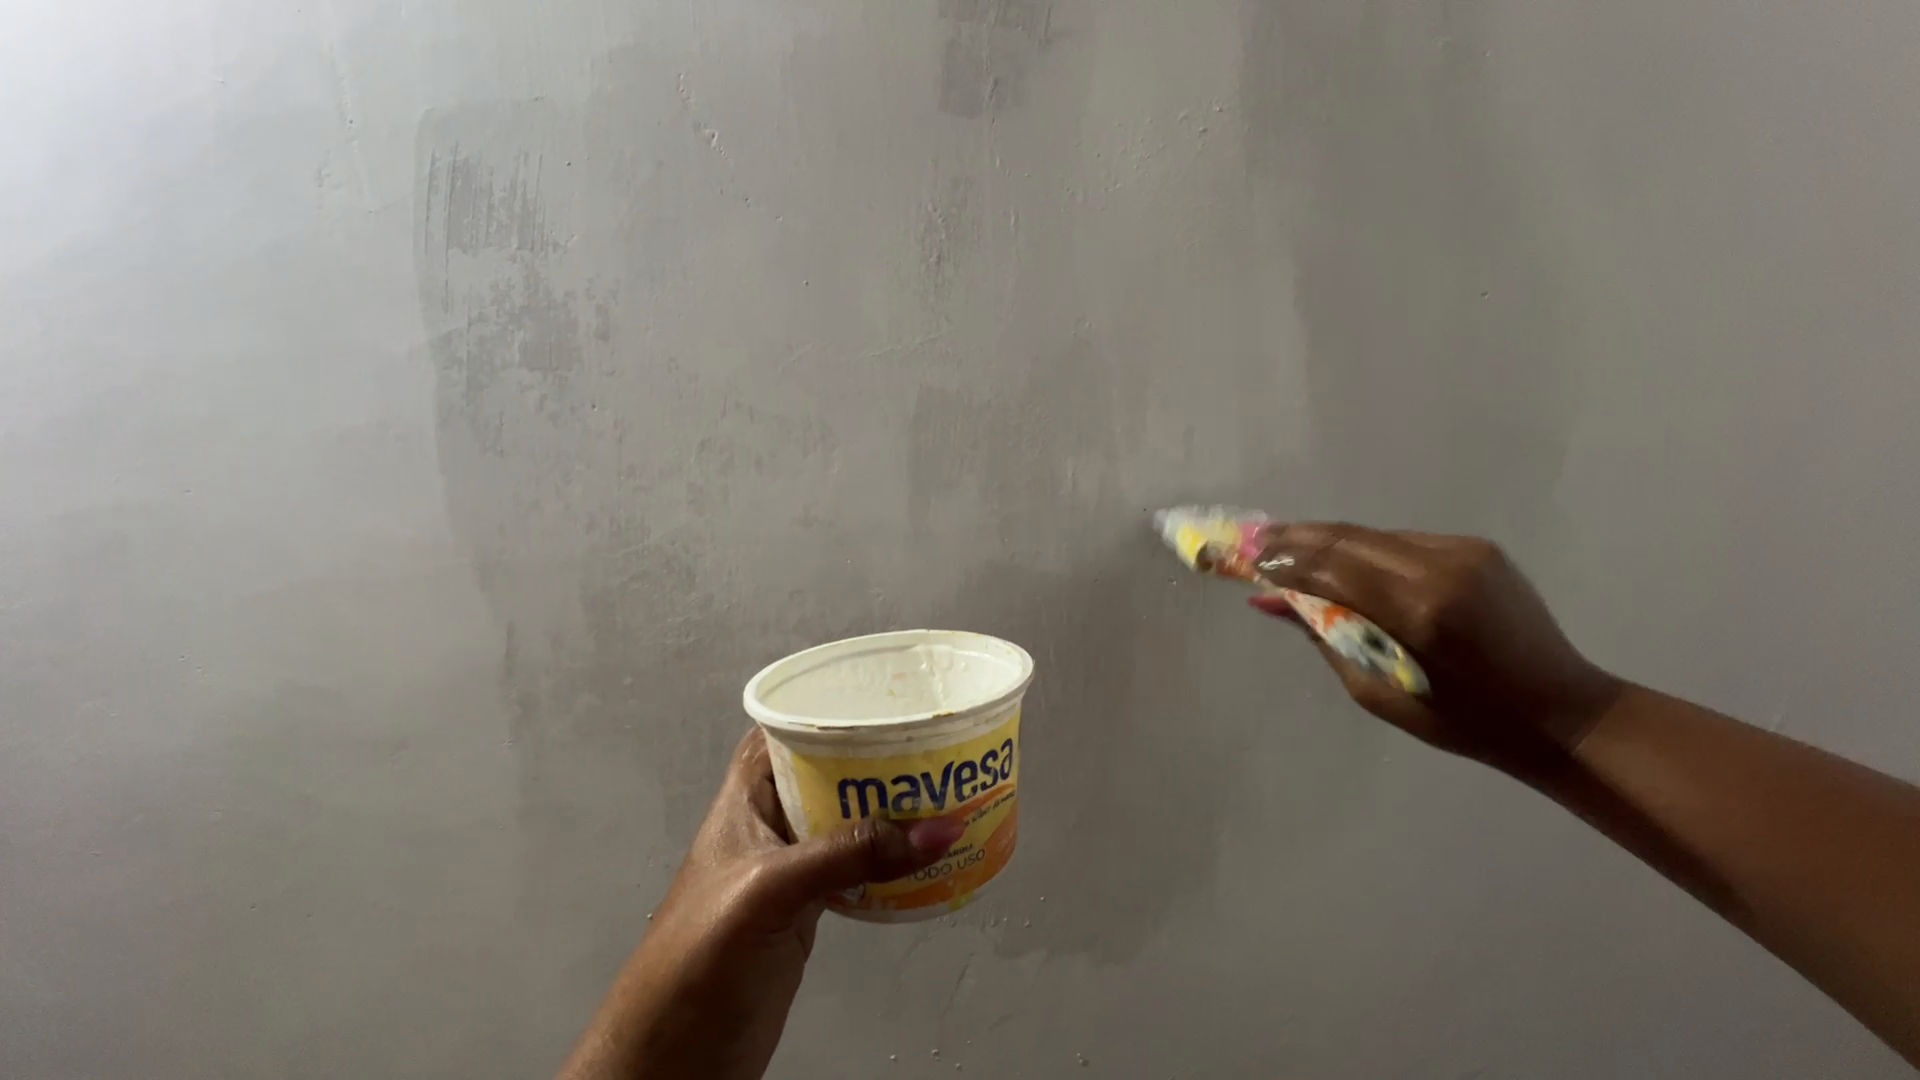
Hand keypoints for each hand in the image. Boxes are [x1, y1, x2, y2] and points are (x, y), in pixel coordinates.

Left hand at [559, 729, 963, 1079]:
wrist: (677, 1056)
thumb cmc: (696, 960)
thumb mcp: (771, 889)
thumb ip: (849, 855)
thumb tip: (937, 830)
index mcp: (745, 797)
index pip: (788, 729)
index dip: (830, 708)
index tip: (882, 697)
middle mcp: (770, 821)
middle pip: (830, 771)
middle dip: (877, 757)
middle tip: (930, 746)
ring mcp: (791, 866)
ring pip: (848, 817)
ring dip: (890, 808)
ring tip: (941, 792)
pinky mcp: (809, 907)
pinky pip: (858, 865)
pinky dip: (890, 857)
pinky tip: (922, 857)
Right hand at [1248, 522, 1624, 774]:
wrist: (1558, 710)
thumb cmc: (1461, 719)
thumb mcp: (1378, 691)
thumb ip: (1324, 635)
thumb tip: (1268, 600)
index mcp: (1420, 612)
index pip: (1330, 569)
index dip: (1282, 562)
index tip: (1244, 559)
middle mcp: (1442, 568)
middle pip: (1348, 539)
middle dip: (1296, 539)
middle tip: (1253, 540)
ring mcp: (1464, 552)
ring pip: (1373, 535)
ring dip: (1326, 539)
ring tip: (1285, 543)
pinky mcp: (1478, 548)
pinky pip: (1402, 542)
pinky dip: (1364, 548)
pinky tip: (1341, 558)